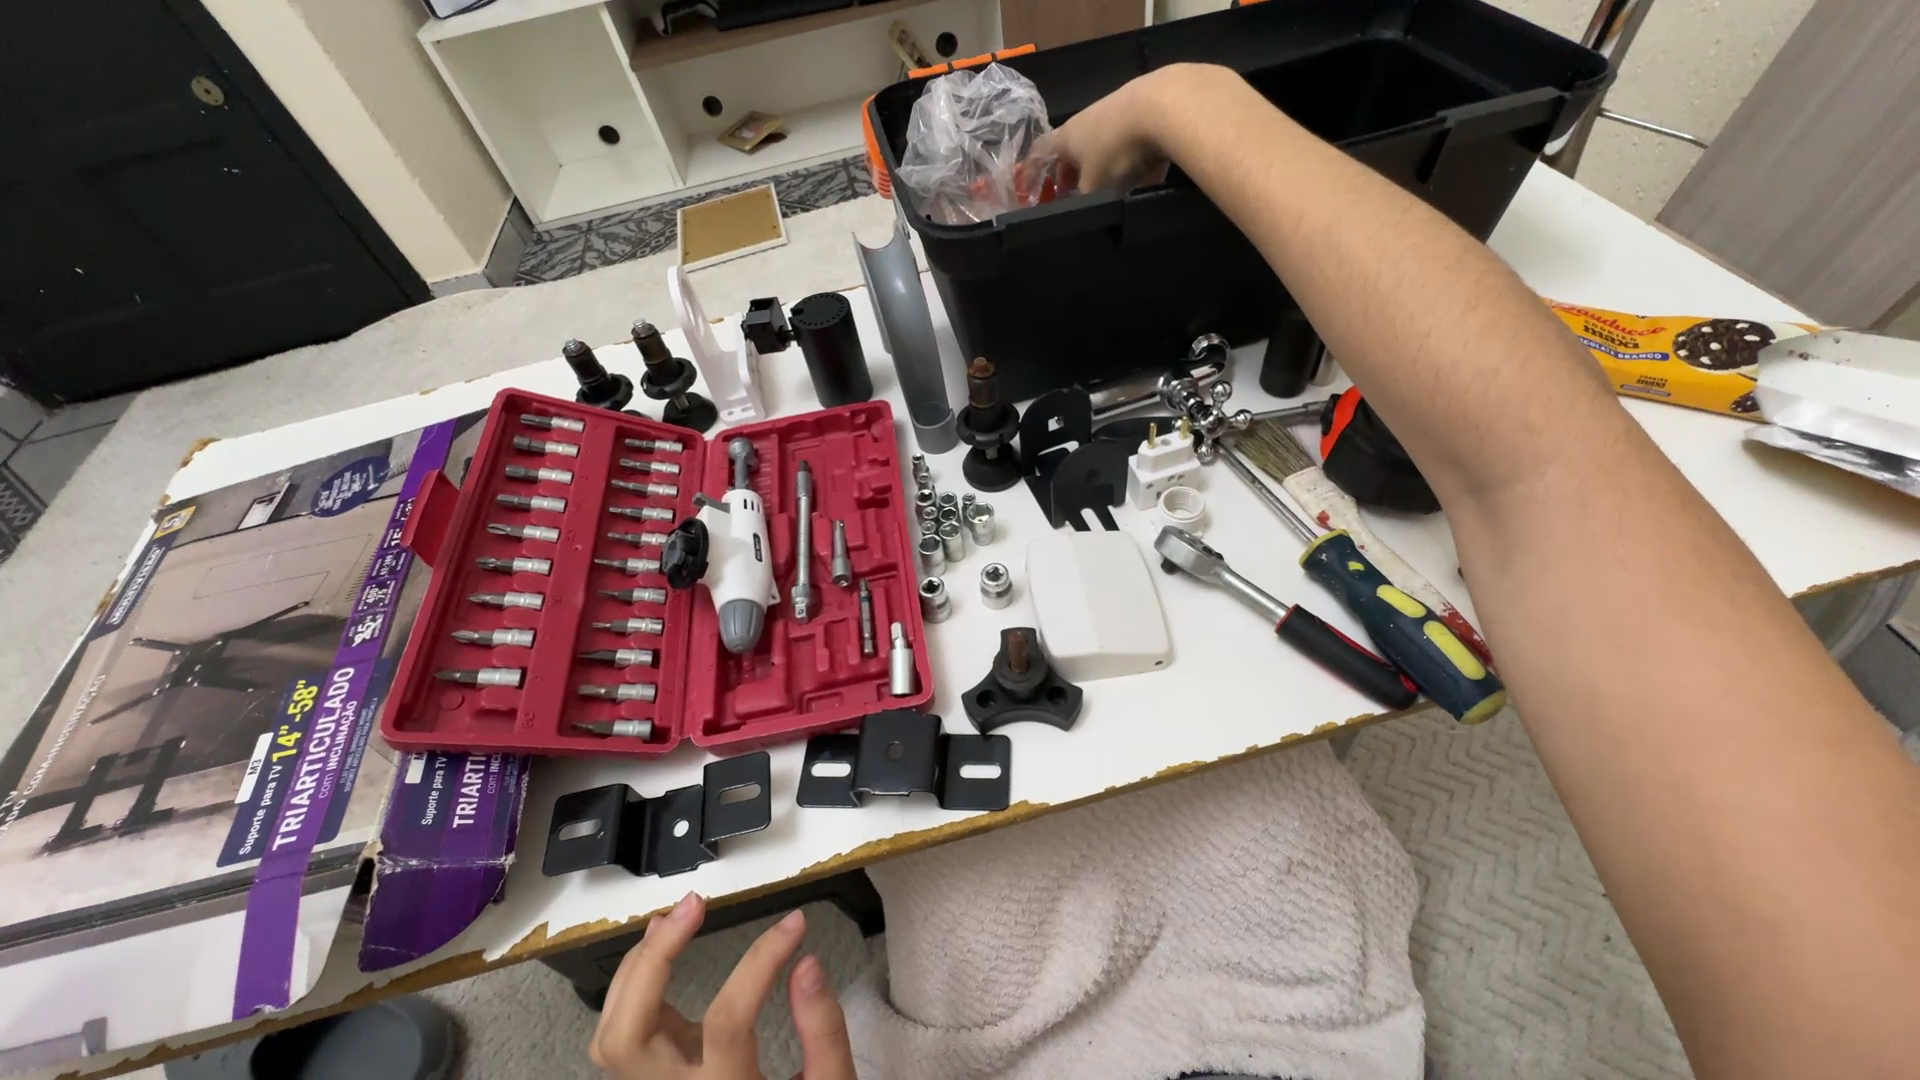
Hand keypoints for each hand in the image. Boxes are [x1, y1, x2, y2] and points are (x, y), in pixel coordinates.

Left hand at [589, 893, 855, 1079]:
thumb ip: (824, 1030)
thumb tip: (806, 963)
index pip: (728, 1021)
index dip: (760, 961)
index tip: (796, 922)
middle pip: (626, 1034)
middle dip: (655, 958)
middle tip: (696, 903)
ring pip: (610, 1034)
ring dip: (637, 966)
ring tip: (677, 917)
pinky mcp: (653, 1079)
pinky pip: (621, 1030)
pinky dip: (635, 980)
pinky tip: (661, 944)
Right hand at [1045, 64, 1234, 190]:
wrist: (1163, 107)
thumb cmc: (1115, 150)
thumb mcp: (1093, 187)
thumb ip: (1084, 200)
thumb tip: (1083, 206)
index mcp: (1066, 136)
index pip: (1040, 152)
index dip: (1033, 171)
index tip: (1031, 188)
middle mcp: (1086, 120)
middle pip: (1072, 149)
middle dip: (1071, 172)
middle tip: (1072, 194)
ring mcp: (1116, 112)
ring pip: (1102, 146)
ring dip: (1102, 167)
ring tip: (1111, 191)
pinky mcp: (1145, 111)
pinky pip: (1131, 143)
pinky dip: (1132, 161)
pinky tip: (1145, 179)